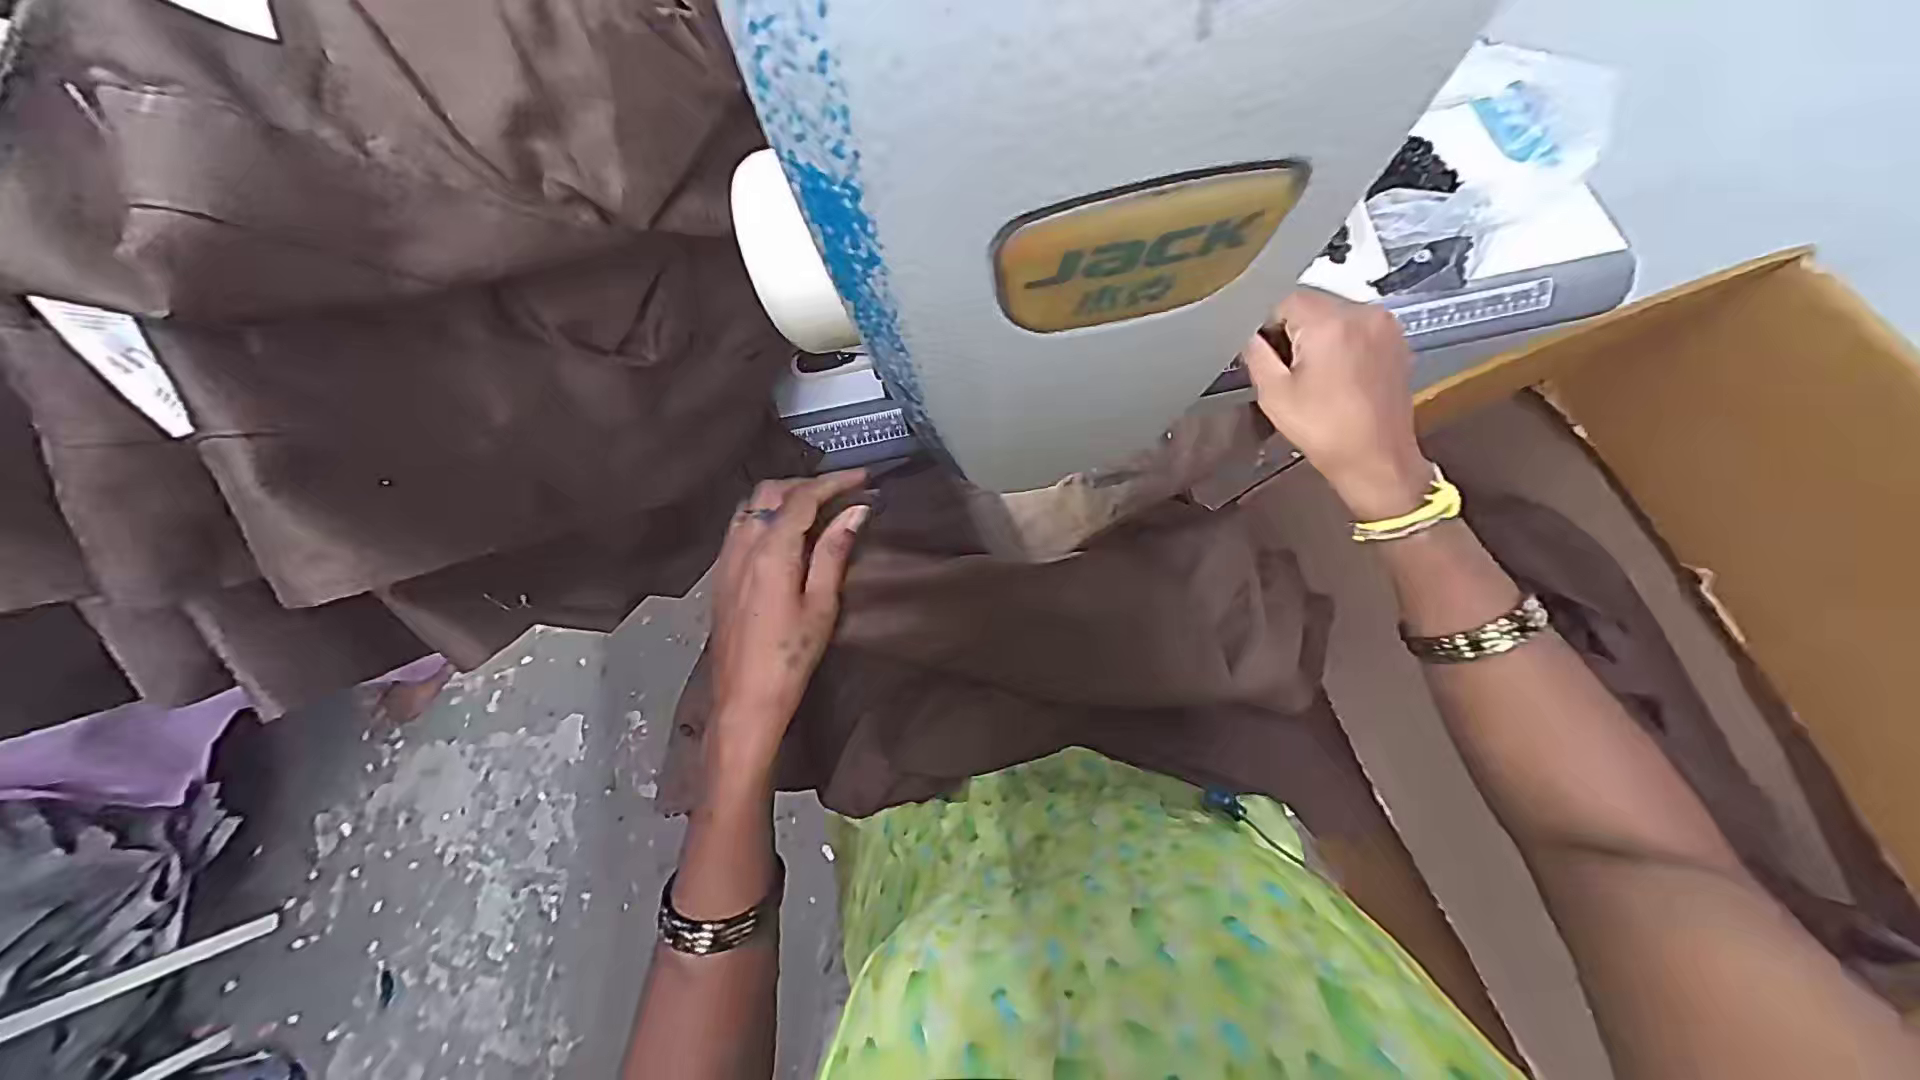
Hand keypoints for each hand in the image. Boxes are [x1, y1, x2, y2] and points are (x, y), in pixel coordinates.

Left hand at [706, 470, 870, 773]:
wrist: (744, 700)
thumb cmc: (788, 659)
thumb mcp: (822, 604)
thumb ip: (834, 552)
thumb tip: (855, 512)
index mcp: (771, 552)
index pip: (802, 498)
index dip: (834, 482)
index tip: (861, 477)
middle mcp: (742, 547)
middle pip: (771, 491)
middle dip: (807, 483)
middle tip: (841, 491)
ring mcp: (726, 560)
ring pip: (751, 505)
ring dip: (783, 496)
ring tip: (816, 506)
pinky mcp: (721, 575)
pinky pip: (740, 525)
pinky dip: (765, 514)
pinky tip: (785, 532)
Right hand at [1241, 287, 1433, 519]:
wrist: (1376, 457)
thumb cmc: (1326, 431)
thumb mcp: (1273, 393)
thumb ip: (1255, 353)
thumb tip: (1247, 333)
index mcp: (1330, 323)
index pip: (1283, 298)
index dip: (1263, 321)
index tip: (1258, 348)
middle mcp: (1363, 313)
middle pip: (1311, 301)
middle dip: (1289, 326)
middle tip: (1280, 363)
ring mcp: (1383, 324)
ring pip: (1333, 312)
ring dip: (1313, 332)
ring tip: (1307, 370)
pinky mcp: (1394, 338)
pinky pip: (1355, 325)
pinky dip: (1337, 339)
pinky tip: (1330, 372)